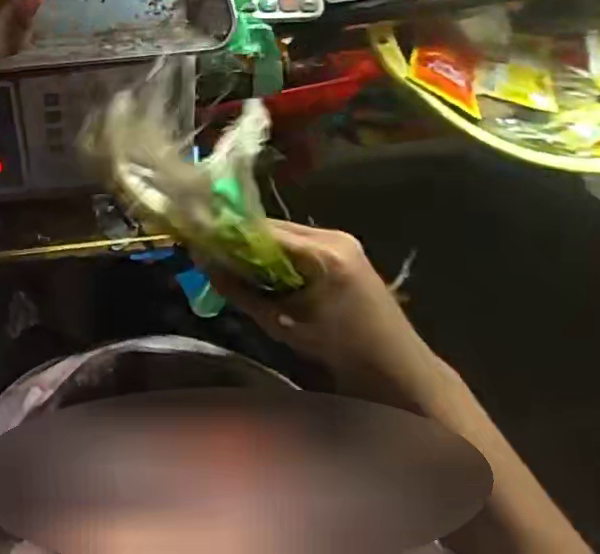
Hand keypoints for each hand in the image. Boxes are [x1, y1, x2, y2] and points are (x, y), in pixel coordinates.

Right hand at [206, 222, 439, 401]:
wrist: (400, 371)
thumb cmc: (343, 352)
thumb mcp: (285, 325)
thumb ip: (243, 294)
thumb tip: (205, 266)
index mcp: (323, 253)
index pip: (263, 230)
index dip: (229, 233)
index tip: (200, 238)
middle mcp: (333, 236)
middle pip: (273, 227)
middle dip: (241, 238)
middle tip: (211, 250)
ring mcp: (341, 240)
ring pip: (285, 233)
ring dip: (259, 244)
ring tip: (232, 260)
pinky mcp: (344, 249)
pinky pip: (299, 242)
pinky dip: (278, 251)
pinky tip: (263, 267)